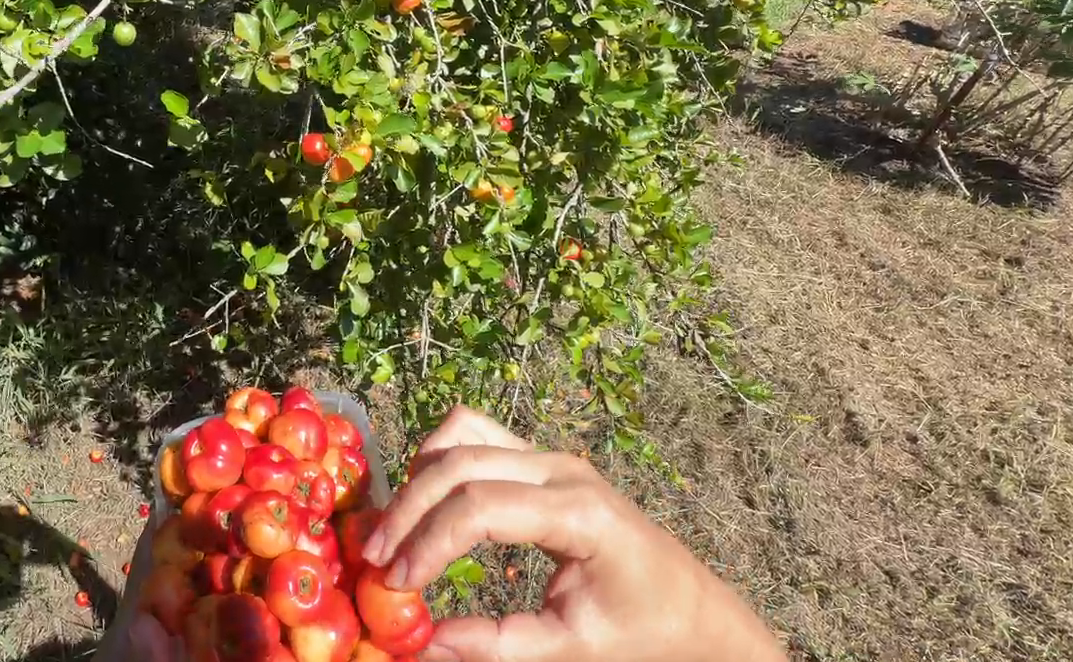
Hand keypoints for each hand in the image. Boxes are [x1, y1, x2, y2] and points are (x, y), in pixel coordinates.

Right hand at [362, 406, 785, 661]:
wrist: (697, 609)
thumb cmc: (644, 635)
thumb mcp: (573, 650)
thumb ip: (496, 645)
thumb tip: (422, 645)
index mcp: (578, 512)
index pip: (480, 508)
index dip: (428, 543)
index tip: (396, 582)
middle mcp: (559, 467)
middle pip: (459, 464)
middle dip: (409, 509)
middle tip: (375, 556)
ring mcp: (549, 454)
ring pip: (461, 433)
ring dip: (419, 475)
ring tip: (398, 527)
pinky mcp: (539, 456)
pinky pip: (475, 432)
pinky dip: (440, 456)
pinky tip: (427, 497)